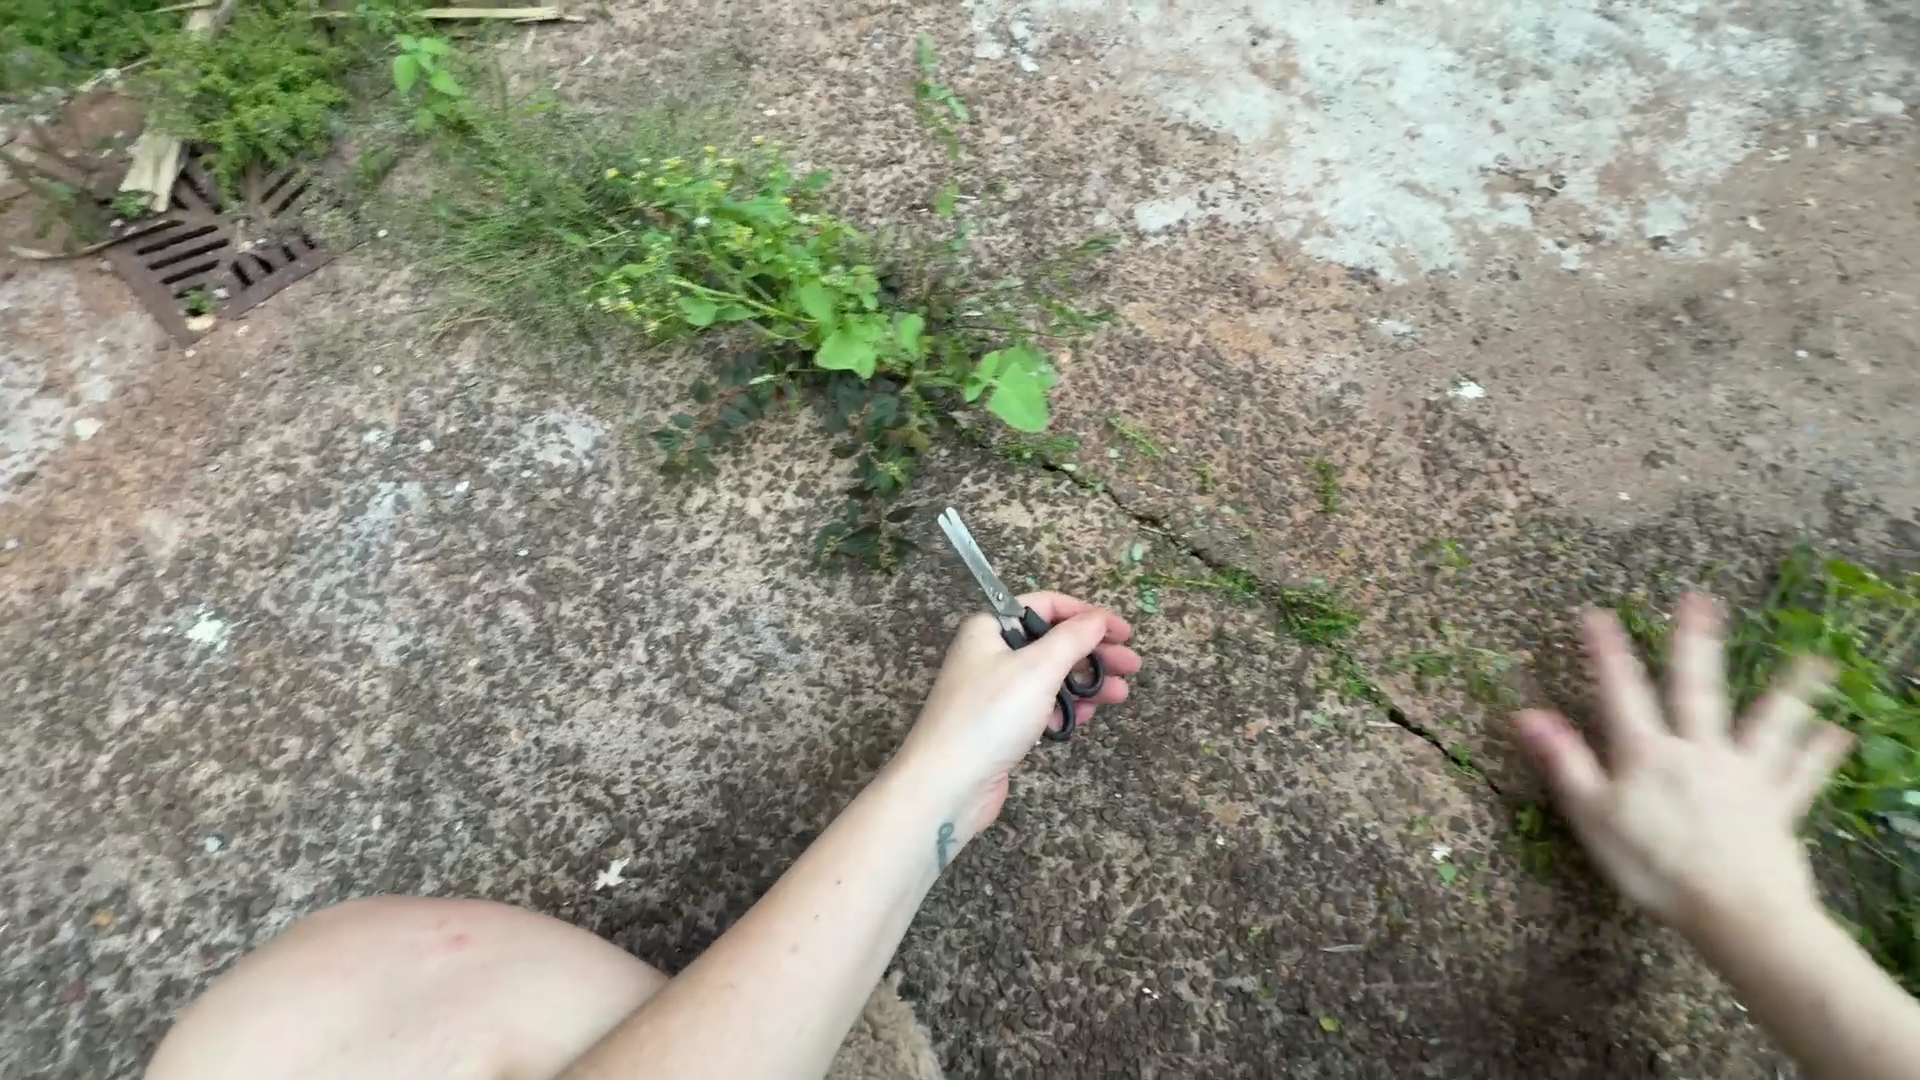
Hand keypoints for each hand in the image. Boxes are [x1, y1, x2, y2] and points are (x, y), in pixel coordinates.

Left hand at [892, 592, 1139, 839]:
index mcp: (990, 629)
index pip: (1045, 606)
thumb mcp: (1037, 669)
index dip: (1086, 614)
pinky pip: (1040, 705)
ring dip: (1085, 682)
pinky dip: (1064, 707)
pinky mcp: (1000, 723)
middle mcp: (989, 653)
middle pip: (1051, 642)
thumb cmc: (991, 715)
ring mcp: (994, 690)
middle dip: (1093, 652)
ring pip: (1049, 676)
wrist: (948, 783)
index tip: (1122, 631)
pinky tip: (1087, 716)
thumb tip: (1097, 617)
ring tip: (1121, 694)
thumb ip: (1072, 638)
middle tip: (1132, 665)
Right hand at [1513, 593, 1851, 940]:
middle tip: (1701, 601)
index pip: (1619, 691)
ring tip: (1813, 660)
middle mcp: (1696, 753)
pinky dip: (1818, 753)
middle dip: (1694, 644)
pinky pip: (1800, 774)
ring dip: (1789, 691)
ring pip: (1767, 725)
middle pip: (1695, 690)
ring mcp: (1743, 777)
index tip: (1594, 614)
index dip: (1605, 652)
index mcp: (1646, 754)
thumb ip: (1564, 760)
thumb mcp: (1591, 813)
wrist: (1737, 915)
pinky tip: (1836, 733)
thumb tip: (1526, 714)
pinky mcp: (1777, 807)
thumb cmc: (1651, 863)